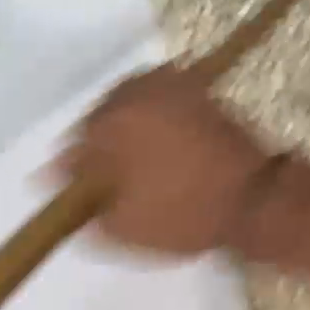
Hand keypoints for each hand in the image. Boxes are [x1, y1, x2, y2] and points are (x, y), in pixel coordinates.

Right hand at [62, 65, 276, 256]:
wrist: (252, 194)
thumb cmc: (181, 211)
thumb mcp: (117, 225)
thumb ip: (80, 202)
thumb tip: (57, 180)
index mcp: (117, 117)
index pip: (76, 139)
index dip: (72, 166)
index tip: (74, 189)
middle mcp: (145, 89)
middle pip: (106, 109)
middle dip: (99, 136)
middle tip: (102, 172)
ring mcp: (179, 84)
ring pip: (136, 97)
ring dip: (127, 120)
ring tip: (130, 158)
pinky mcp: (204, 90)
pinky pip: (165, 94)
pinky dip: (155, 113)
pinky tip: (158, 143)